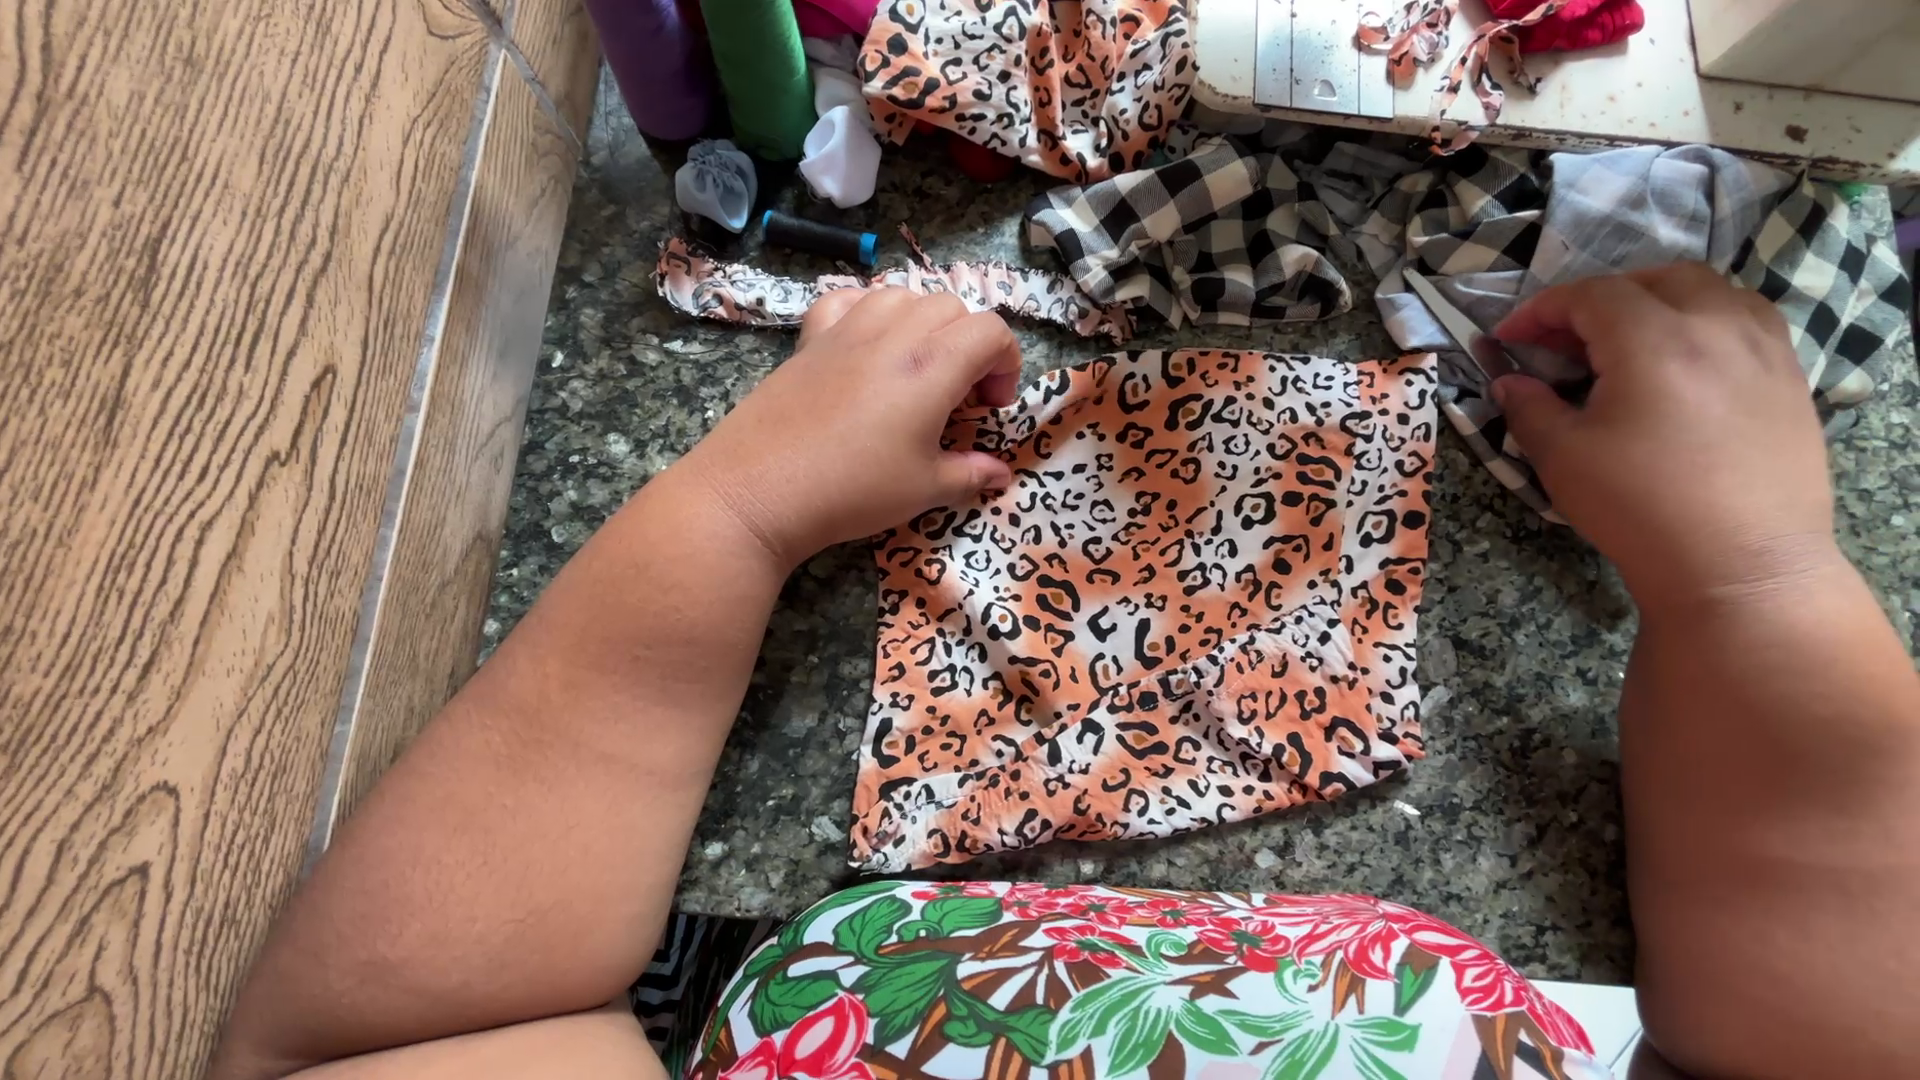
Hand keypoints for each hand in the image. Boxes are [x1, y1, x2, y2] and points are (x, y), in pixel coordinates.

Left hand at [676, 288, 1020, 569]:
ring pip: (901, 295)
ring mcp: (846, 330)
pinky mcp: (810, 339)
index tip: (990, 408)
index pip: (991, 330)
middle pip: (951, 307)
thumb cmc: (854, 490)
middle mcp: (893, 333)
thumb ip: (971, 475)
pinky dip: (867, 312)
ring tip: (915, 369)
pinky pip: (847, 300)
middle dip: (969, 344)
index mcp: (932, 365)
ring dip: (923, 323)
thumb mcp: (925, 490)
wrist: (760, 491)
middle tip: (958, 396)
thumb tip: (1001, 474)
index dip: (1006, 365)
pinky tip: (865, 347)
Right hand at [1492, 262, 1838, 614]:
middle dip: (1597, 298)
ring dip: (1651, 304)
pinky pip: (1740, 321)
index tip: (1506, 337)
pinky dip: (1695, 324)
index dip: (1539, 310)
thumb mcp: (1559, 454)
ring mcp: (1763, 348)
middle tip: (1559, 339)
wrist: (1736, 559)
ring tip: (1616, 346)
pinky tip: (1671, 366)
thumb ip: (1528, 407)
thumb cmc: (1635, 503)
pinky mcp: (1787, 376)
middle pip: (1654, 279)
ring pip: (1706, 292)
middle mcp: (1717, 326)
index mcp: (1654, 340)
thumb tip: (1510, 382)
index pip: (1591, 295)